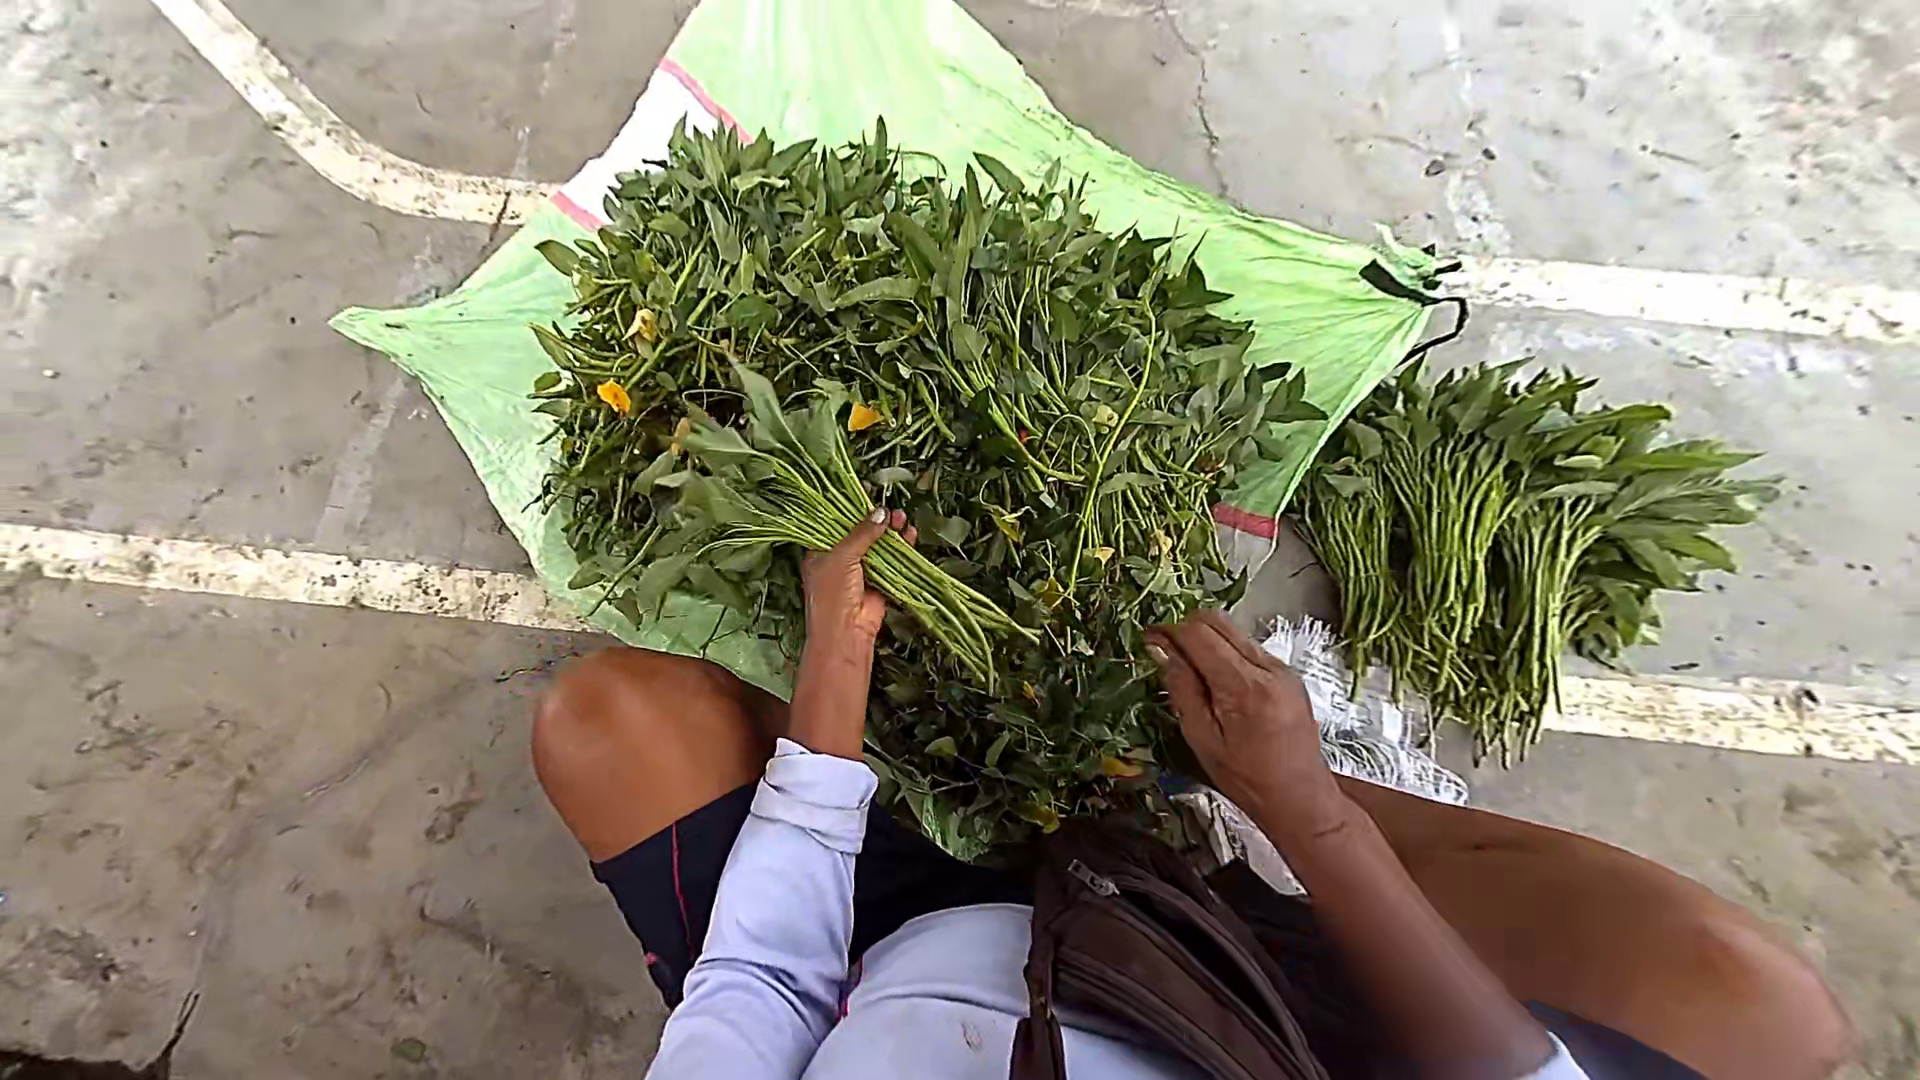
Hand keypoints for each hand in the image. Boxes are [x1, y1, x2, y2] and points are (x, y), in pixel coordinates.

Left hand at [790, 507, 914, 758]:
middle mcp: (839, 559)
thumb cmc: (833, 594)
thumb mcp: (842, 556)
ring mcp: (860, 571)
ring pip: (879, 546)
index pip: (837, 524)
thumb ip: (862, 533)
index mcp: (820, 551)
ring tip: (902, 520)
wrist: (846, 633)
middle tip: (892, 510)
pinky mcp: (879, 582)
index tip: (870, 497)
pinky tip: (909, 537)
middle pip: (861, 533)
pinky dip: (901, 550)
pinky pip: (892, 561)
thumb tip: (880, 512)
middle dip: (877, 521)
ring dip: (891, 533)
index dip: (853, 511)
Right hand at [1145, 611, 1343, 834]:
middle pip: (1217, 621)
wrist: (1300, 797)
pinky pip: (1246, 646)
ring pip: (1232, 630)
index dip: (1168, 631)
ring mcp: (1282, 668)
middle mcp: (1268, 669)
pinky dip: (1224, 651)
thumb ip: (1180, 686)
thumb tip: (1160, 648)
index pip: (1198, 634)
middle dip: (1186, 628)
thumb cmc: (1245, 776)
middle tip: (1166, 650)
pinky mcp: (1287, 673)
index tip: (1149, 640)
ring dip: (1205, 640)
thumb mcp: (1200, 736)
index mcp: (1244, 687)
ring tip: (1190, 669)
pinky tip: (1216, 680)